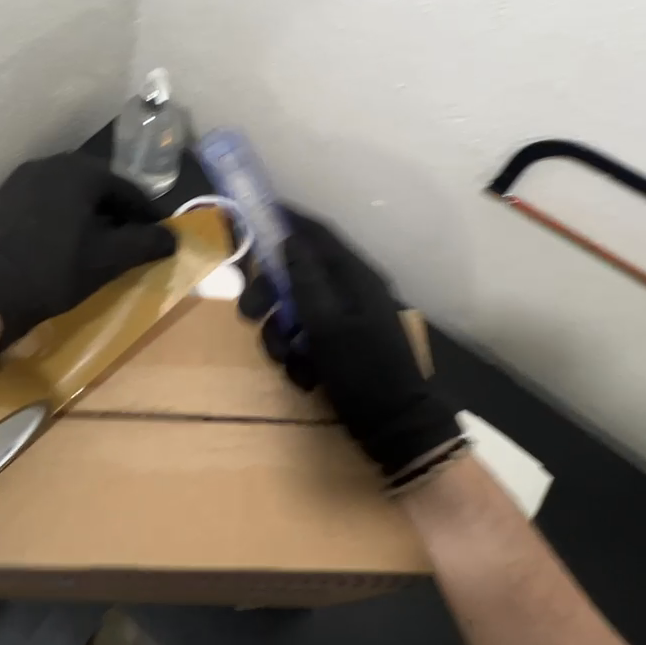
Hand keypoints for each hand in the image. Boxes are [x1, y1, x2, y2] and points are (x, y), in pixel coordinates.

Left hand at [0, 153, 177, 351]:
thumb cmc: (50, 270)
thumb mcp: (106, 261)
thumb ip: (144, 244)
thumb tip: (173, 238)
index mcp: (80, 172)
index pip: (128, 189)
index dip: (148, 214)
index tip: (159, 235)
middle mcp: (51, 165)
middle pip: (98, 188)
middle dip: (118, 213)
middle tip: (133, 240)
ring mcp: (22, 180)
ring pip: (70, 195)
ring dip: (91, 216)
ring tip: (102, 246)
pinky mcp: (2, 199)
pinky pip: (47, 203)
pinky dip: (65, 220)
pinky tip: (67, 245)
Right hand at [239, 210, 461, 480]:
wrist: (398, 429)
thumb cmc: (363, 372)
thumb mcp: (327, 324)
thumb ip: (306, 278)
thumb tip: (289, 236)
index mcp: (355, 277)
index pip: (317, 234)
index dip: (286, 221)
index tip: (255, 215)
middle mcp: (352, 292)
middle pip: (298, 275)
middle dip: (270, 294)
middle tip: (248, 315)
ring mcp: (348, 321)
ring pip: (297, 311)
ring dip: (282, 336)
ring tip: (288, 364)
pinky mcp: (342, 348)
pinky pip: (307, 339)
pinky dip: (299, 357)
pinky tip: (305, 379)